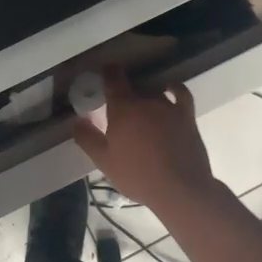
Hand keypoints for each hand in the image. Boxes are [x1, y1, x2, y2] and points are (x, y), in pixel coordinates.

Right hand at [69, 67, 221, 215]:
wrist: (179, 189)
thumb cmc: (137, 175)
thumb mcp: (104, 161)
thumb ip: (87, 138)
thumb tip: (75, 120)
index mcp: (123, 107)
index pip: (113, 77)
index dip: (108, 72)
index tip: (103, 75)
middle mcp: (145, 99)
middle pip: (133, 85)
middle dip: (126, 91)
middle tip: (120, 107)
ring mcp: (168, 106)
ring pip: (153, 91)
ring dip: (146, 95)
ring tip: (142, 109)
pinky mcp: (186, 115)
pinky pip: (180, 93)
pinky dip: (174, 87)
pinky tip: (170, 89)